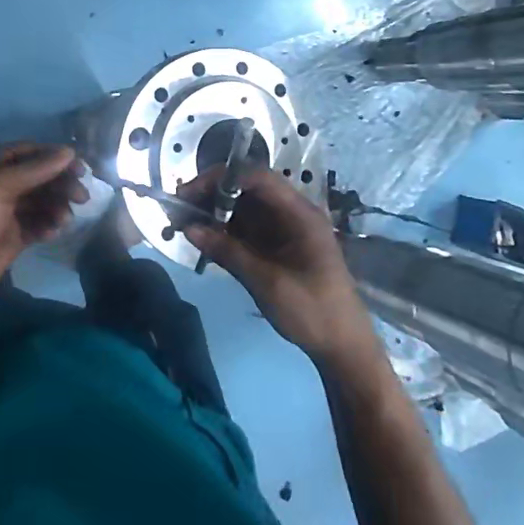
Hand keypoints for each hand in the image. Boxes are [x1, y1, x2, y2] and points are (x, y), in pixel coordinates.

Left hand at [0, 141, 87, 311]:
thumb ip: (35, 169)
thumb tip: (69, 152)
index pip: (30, 152)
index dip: (55, 157)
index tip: (79, 168)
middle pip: (40, 176)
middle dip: (61, 183)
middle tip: (82, 196)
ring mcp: (6, 212)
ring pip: (42, 200)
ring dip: (57, 206)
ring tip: (64, 219)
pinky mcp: (13, 237)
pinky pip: (38, 224)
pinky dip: (48, 225)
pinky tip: (53, 232)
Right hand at [178, 167, 373, 361]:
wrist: (343, 347)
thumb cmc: (312, 310)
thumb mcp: (267, 282)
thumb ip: (228, 252)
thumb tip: (188, 228)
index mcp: (299, 213)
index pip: (256, 177)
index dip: (220, 178)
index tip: (190, 193)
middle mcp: (291, 214)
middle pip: (247, 189)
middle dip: (212, 193)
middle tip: (180, 208)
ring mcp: (284, 229)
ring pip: (244, 208)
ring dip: (215, 211)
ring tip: (184, 222)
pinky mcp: (277, 246)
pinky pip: (246, 227)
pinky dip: (224, 229)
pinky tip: (203, 238)